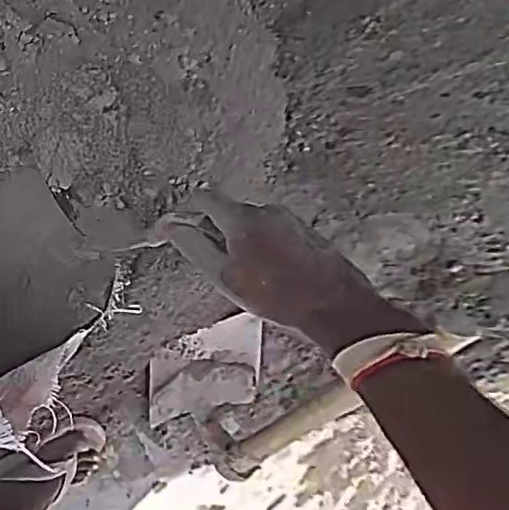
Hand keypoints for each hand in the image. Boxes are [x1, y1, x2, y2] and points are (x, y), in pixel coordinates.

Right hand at [160, 187, 427, 356]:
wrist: (338, 311)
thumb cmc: (278, 297)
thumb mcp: (223, 275)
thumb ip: (192, 245)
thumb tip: (170, 226)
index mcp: (242, 217)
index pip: (202, 198)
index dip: (183, 211)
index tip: (174, 228)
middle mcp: (266, 210)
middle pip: (226, 209)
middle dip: (211, 228)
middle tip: (208, 258)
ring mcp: (289, 220)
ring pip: (248, 221)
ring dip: (236, 238)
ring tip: (239, 270)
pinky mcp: (305, 232)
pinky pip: (269, 230)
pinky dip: (258, 243)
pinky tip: (263, 271)